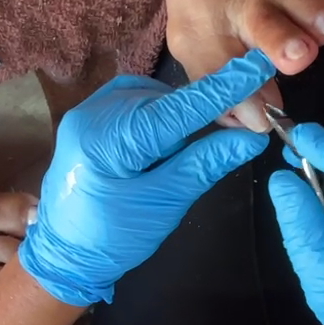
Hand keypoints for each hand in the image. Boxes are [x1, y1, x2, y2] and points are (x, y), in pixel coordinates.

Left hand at [19, 52, 274, 305]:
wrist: (64, 256)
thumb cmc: (113, 239)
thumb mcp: (164, 204)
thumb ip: (204, 164)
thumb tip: (252, 136)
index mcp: (108, 139)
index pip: (178, 108)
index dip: (222, 89)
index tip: (259, 67)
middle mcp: (93, 114)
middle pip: (165, 100)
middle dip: (199, 113)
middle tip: (233, 131)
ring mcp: (86, 113)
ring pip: (151, 100)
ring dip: (176, 119)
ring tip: (182, 153)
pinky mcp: (87, 120)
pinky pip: (133, 105)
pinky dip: (156, 119)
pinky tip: (163, 144)